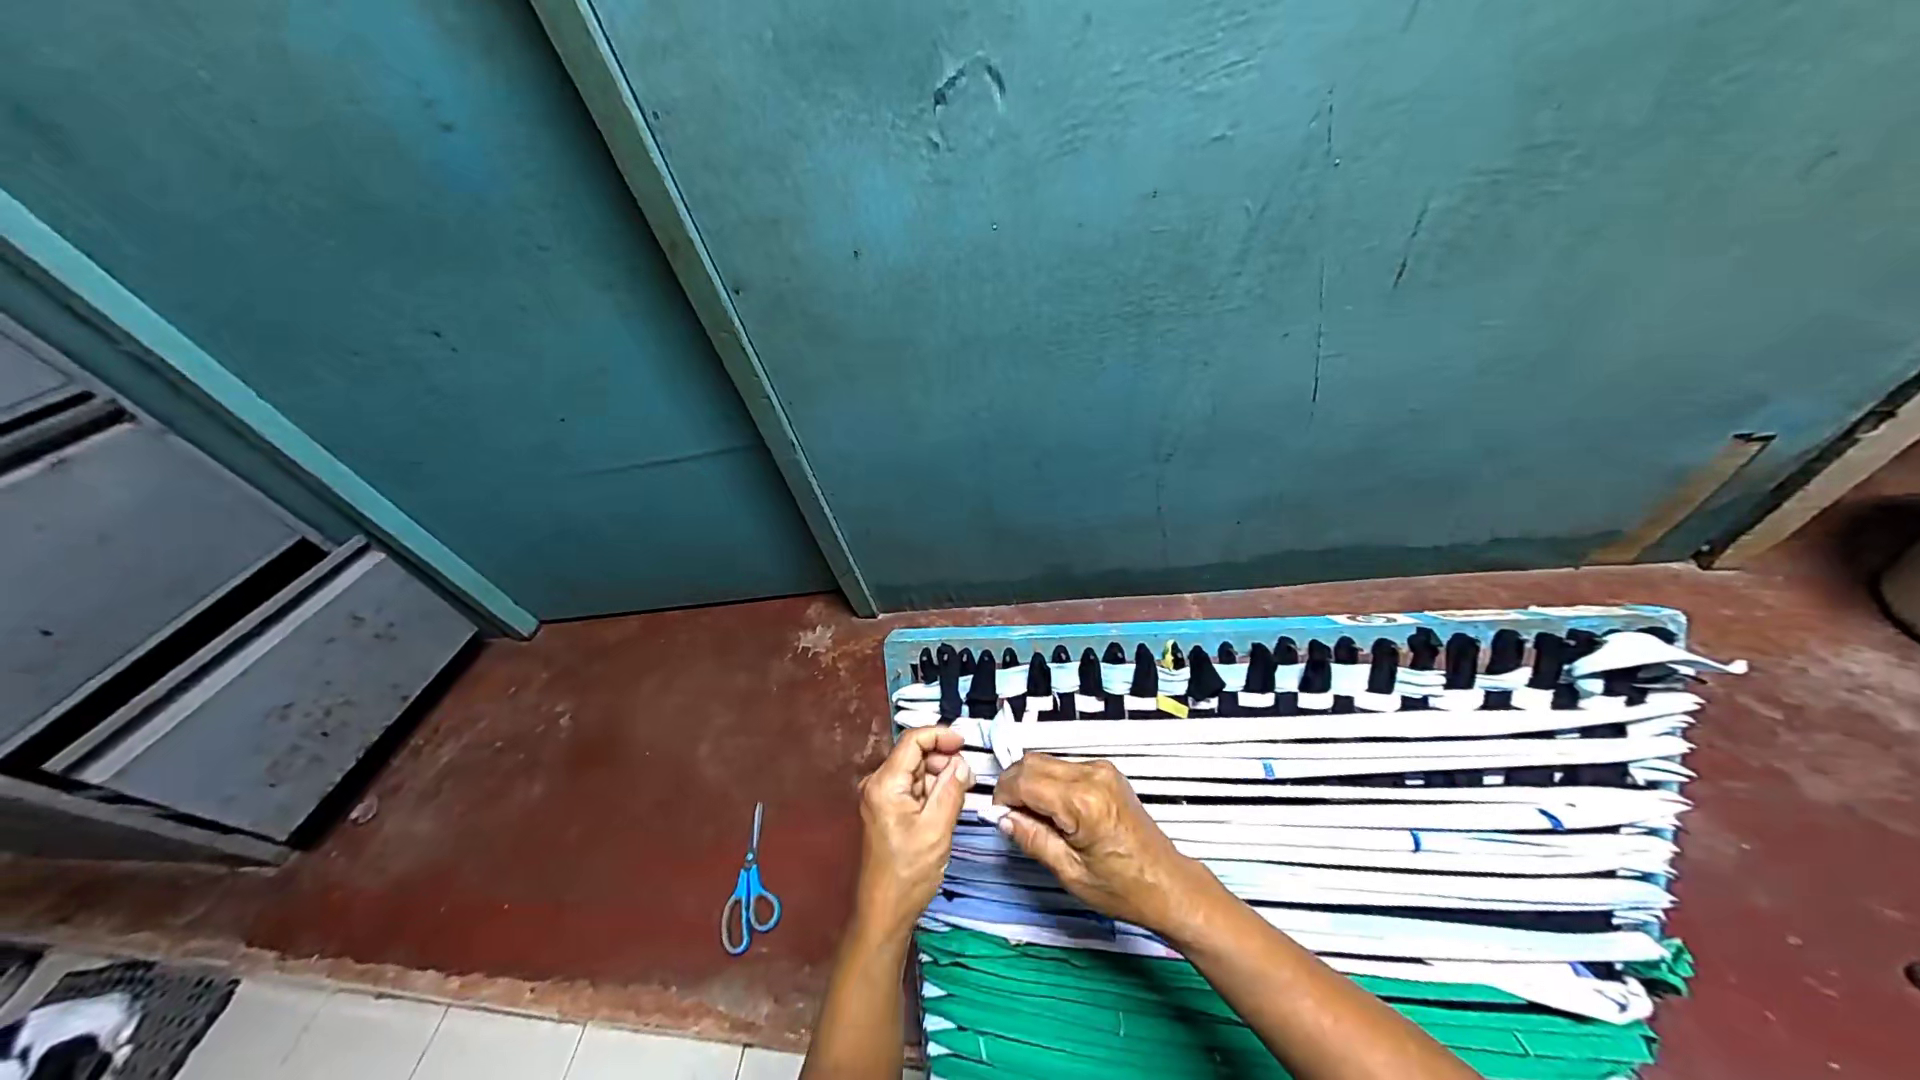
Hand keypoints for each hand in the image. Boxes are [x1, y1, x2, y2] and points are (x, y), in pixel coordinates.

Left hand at [852, 727, 972, 939]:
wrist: (884, 910)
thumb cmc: (907, 874)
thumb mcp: (937, 829)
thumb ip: (951, 790)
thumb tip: (962, 764)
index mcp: (884, 784)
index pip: (913, 740)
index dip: (940, 735)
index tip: (963, 742)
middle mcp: (877, 784)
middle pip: (914, 754)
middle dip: (943, 760)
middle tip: (966, 777)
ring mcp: (880, 797)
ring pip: (916, 770)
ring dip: (938, 777)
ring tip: (957, 797)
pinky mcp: (886, 809)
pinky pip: (912, 787)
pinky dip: (930, 791)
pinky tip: (944, 808)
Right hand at [992, 754, 1223, 935]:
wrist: (1168, 884)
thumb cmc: (1125, 887)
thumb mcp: (1070, 872)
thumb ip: (1032, 838)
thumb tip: (1003, 818)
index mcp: (1083, 802)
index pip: (1024, 780)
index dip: (1003, 796)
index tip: (998, 816)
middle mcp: (1093, 776)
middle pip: (1031, 762)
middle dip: (1013, 786)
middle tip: (1010, 817)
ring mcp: (1102, 771)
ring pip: (1045, 761)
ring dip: (1029, 783)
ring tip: (1032, 818)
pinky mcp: (1106, 773)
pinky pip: (1063, 767)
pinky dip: (1048, 783)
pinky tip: (1052, 811)